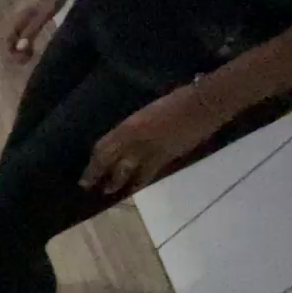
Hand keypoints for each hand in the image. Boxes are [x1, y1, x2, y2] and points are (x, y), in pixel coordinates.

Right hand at [3, 0, 75, 62]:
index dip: (11, 52)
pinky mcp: (31, 10)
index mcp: (17, 16)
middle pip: (9, 38)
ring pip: (15, 33)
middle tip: (26, 60)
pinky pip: (22, 28)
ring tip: (29, 53)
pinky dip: (24, 38)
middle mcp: (16, 15)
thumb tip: (18, 49)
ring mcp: (23, 12)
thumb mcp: (45, 13)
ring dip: (19, 45)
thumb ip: (31, 30)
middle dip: (14, 51)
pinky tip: (32, 40)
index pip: (7, 39)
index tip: (22, 61)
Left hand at [79, 85, 228, 195]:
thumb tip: (121, 143)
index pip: (102, 147)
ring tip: (108, 190)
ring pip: (125, 170)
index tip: (85, 166)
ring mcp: (148, 149)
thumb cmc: (176, 102)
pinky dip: (139, 182)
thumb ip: (130, 129)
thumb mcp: (144, 114)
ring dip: (115, 182)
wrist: (205, 103)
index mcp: (127, 126)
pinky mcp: (166, 156)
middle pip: (108, 161)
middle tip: (86, 186)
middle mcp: (133, 139)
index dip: (92, 161)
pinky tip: (133, 189)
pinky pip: (147, 174)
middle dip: (96, 174)